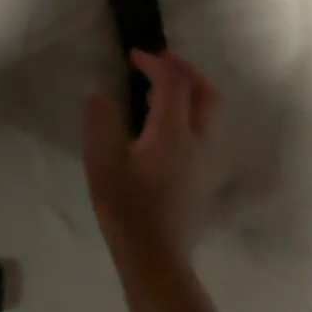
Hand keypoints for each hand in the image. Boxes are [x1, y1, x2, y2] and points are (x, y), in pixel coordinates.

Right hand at [82, 51, 220, 258]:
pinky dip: (191, 113)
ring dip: (191, 91)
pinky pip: (206, 131)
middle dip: (186, 70)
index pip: (173, 84)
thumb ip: (100, 121)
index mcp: (174, 134)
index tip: (132, 55)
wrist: (155, 256)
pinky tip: (165, 124)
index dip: (154, 63)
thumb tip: (99, 95)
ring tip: (160, 90)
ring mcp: (206, 161)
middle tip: (161, 60)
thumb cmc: (126, 206)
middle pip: (207, 94)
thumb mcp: (101, 160)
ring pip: (211, 113)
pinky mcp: (205, 177)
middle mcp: (199, 142)